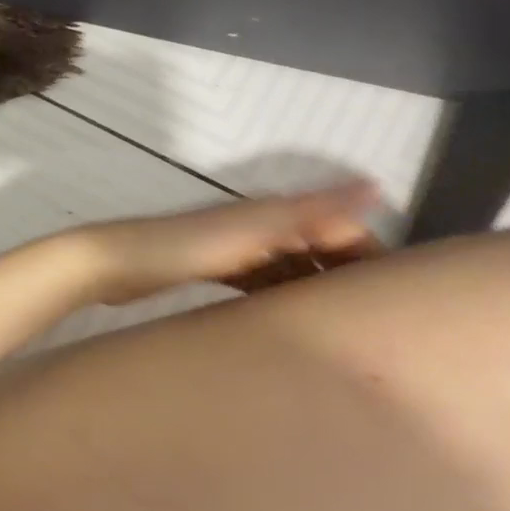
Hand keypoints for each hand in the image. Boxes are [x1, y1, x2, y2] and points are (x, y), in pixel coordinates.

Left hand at [75, 182, 383, 304]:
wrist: (110, 264)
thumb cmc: (180, 248)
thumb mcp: (250, 231)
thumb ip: (308, 211)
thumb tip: (376, 185)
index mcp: (268, 213)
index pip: (338, 226)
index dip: (369, 252)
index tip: (399, 291)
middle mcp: (253, 226)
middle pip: (315, 246)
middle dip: (346, 272)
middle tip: (378, 317)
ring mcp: (229, 248)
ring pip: (287, 266)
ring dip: (313, 286)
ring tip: (344, 325)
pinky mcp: (207, 270)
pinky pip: (257, 282)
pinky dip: (277, 294)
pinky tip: (290, 321)